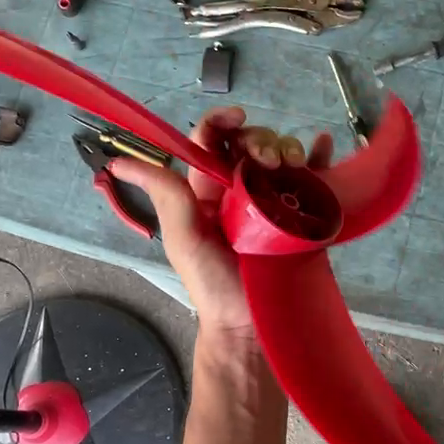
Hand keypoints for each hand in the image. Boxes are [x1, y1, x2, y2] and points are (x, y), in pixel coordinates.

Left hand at [109, 107, 332, 341]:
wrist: (253, 324)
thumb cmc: (214, 286)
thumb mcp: (184, 240)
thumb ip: (166, 198)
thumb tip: (120, 164)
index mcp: (208, 190)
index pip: (211, 142)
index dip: (221, 122)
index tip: (238, 119)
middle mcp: (242, 190)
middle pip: (251, 144)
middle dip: (261, 140)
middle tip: (268, 162)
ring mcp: (275, 201)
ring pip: (282, 157)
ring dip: (290, 149)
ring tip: (294, 166)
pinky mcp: (303, 215)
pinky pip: (313, 180)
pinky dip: (319, 159)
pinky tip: (323, 147)